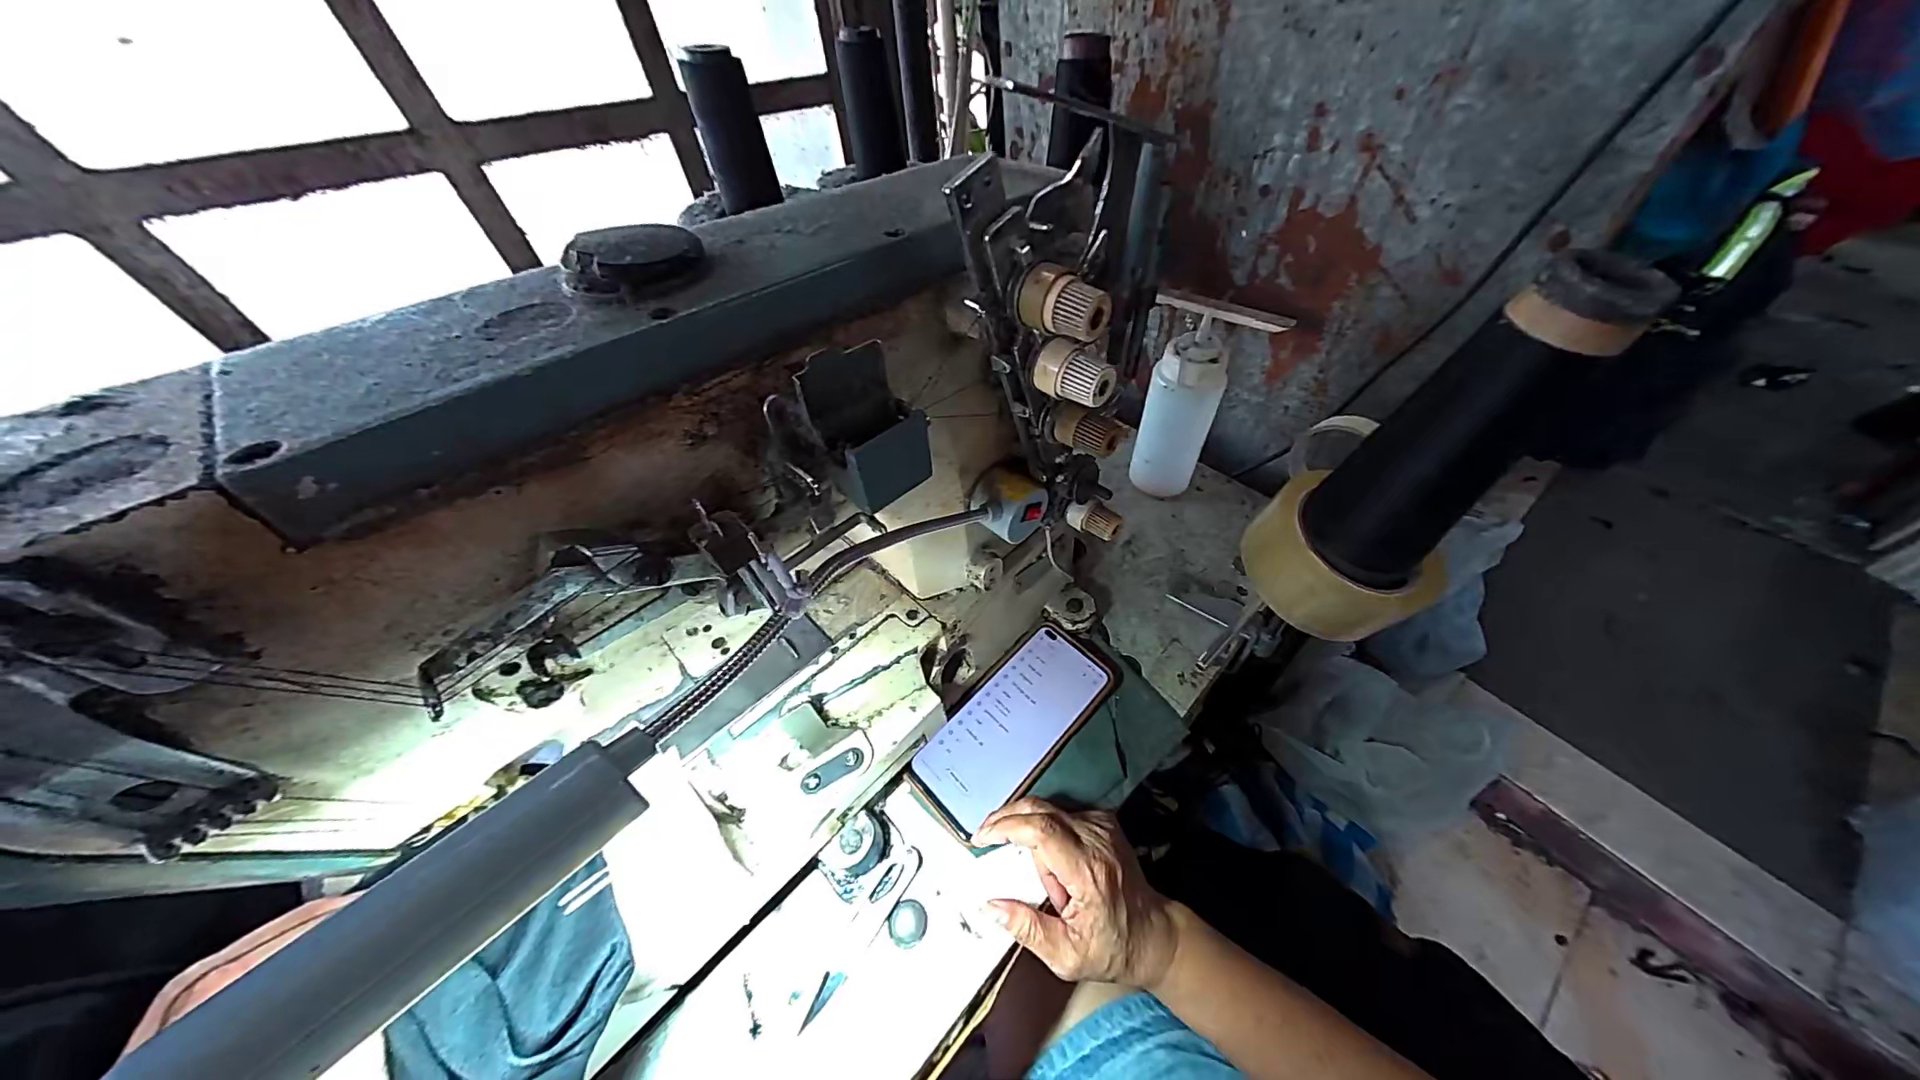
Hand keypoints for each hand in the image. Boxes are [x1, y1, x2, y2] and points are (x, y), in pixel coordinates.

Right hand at [974, 797, 1179, 988]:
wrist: (1153, 933)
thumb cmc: (1113, 947)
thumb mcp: (1066, 956)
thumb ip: (1027, 929)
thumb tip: (991, 906)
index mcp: (1088, 870)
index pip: (1041, 830)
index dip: (1006, 826)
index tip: (983, 837)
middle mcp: (1096, 839)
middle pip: (1039, 809)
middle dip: (1006, 819)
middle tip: (985, 834)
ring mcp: (1101, 825)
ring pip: (1047, 811)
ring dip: (1029, 832)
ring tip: (1040, 875)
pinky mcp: (1101, 821)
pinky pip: (1060, 814)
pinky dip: (1045, 831)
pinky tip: (1052, 861)